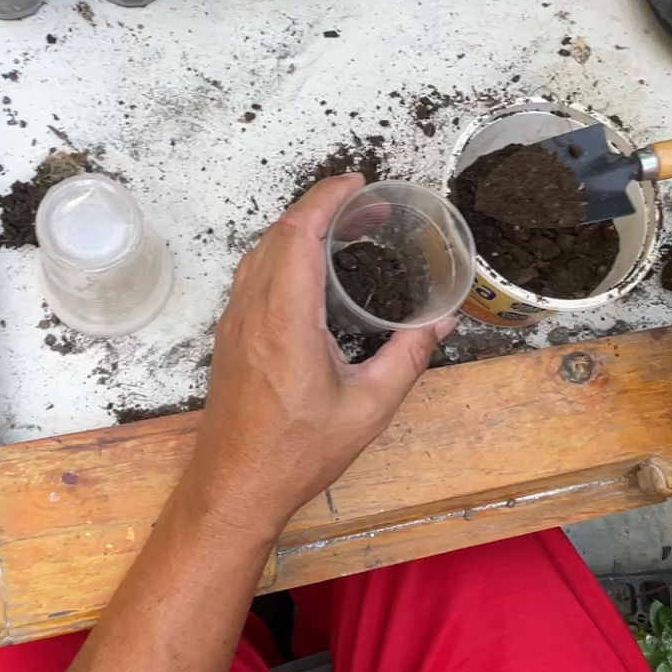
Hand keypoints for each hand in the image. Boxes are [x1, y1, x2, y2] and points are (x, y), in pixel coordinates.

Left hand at [182, 174, 453, 538]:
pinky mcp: (230, 337)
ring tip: (344, 233)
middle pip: (278, 235)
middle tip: (366, 210)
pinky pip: (253, 277)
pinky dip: (282, 256)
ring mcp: (234, 323)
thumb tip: (440, 322)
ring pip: (261, 253)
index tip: (357, 184)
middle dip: (320, 210)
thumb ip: (407, 358)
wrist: (234, 487)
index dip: (326, 199)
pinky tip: (311, 273)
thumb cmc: (297, 453)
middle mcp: (252, 311)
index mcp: (285, 320)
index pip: (297, 234)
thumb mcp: (368, 408)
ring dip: (299, 232)